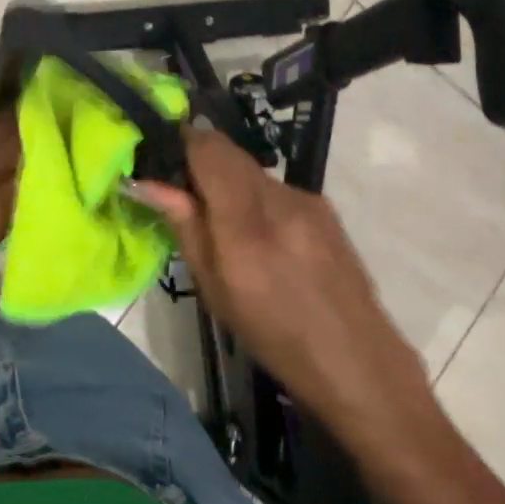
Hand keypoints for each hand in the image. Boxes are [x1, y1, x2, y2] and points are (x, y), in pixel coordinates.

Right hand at [129, 129, 422, 425]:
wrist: (356, 358)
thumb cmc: (273, 335)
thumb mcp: (214, 289)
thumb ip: (185, 227)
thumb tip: (148, 183)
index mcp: (245, 224)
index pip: (208, 149)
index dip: (182, 145)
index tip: (163, 164)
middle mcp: (278, 199)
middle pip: (230, 153)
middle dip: (202, 164)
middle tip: (185, 198)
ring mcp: (306, 199)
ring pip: (253, 171)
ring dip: (231, 185)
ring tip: (226, 228)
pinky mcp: (324, 207)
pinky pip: (277, 189)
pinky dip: (258, 200)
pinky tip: (265, 240)